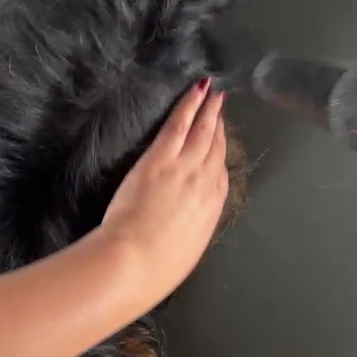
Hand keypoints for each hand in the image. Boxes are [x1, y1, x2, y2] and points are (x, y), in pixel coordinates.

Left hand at [93, 80, 230, 301]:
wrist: (135, 262)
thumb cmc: (156, 265)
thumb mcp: (188, 248)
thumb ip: (192, 225)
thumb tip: (188, 217)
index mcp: (212, 208)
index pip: (220, 173)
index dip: (219, 152)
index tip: (219, 139)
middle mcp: (205, 183)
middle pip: (216, 146)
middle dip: (219, 123)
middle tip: (221, 103)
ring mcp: (184, 168)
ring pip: (202, 130)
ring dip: (208, 108)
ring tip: (212, 92)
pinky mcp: (160, 158)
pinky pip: (179, 124)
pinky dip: (189, 104)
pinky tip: (194, 91)